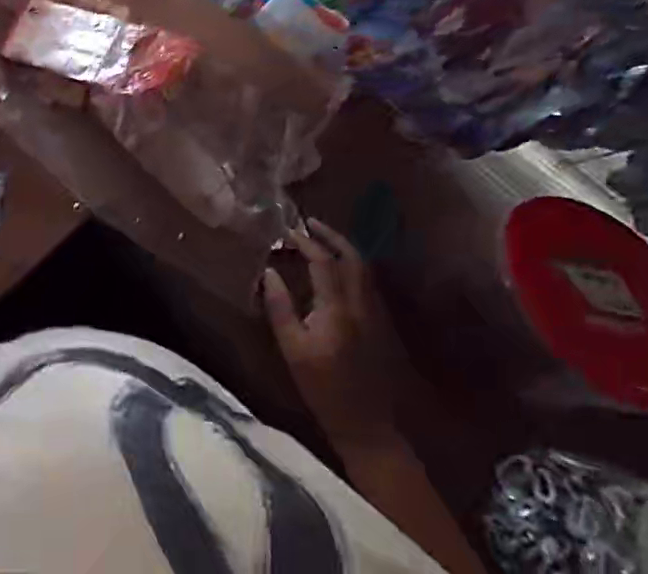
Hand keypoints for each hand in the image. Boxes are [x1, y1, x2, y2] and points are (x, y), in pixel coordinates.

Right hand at [262, 219, 405, 445]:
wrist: (365, 424)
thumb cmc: (322, 389)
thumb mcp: (292, 349)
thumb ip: (280, 308)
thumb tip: (269, 272)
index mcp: (337, 309)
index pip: (323, 262)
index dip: (305, 243)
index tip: (286, 233)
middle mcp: (360, 304)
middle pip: (352, 257)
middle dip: (331, 235)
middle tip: (309, 223)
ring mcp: (373, 313)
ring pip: (363, 268)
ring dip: (343, 247)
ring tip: (320, 239)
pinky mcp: (377, 323)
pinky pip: (366, 282)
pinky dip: (351, 265)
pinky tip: (336, 269)